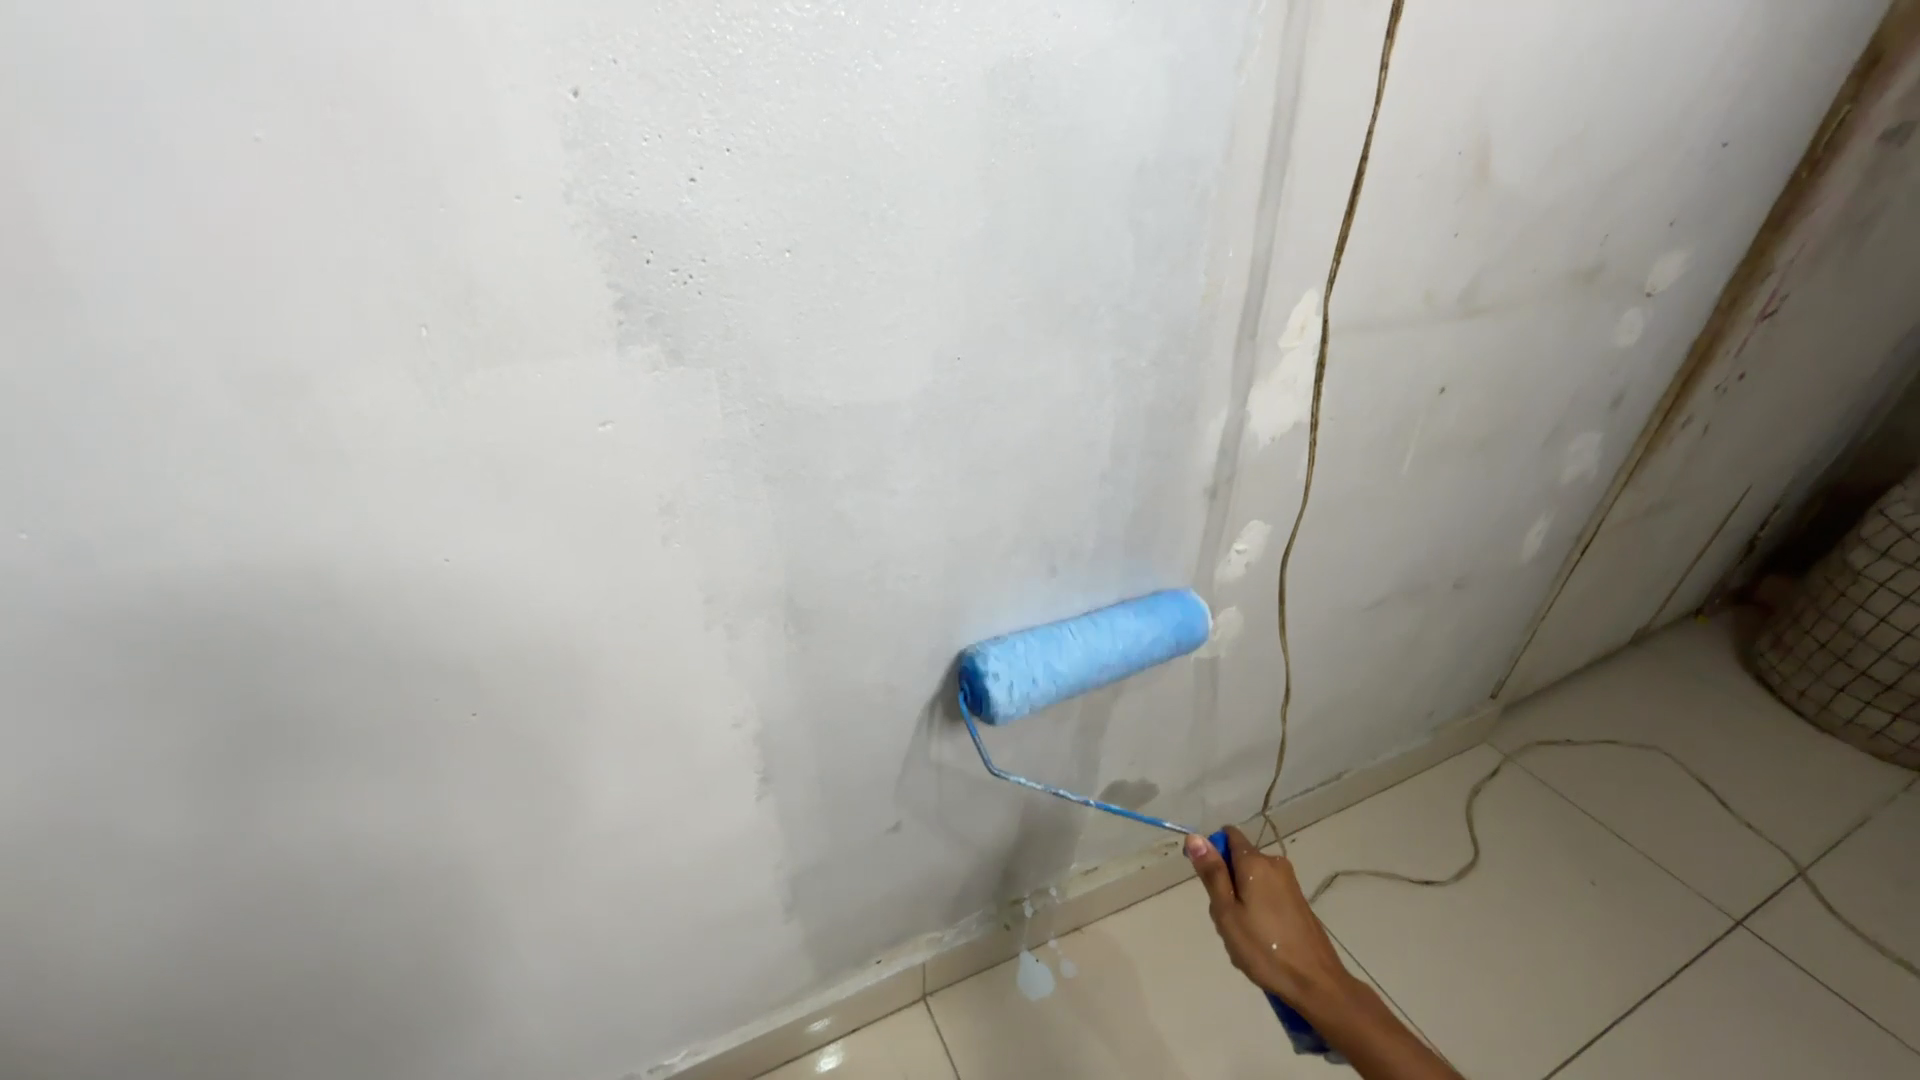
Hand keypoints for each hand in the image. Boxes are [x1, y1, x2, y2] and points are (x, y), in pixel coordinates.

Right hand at [1184, 826, 1358, 1011]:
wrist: (1316, 983)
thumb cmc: (1264, 948)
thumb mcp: (1227, 912)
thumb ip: (1212, 873)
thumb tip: (1195, 837)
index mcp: (1255, 862)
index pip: (1228, 835)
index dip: (1211, 851)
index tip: (1206, 880)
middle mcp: (1275, 864)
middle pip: (1238, 862)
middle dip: (1226, 885)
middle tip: (1226, 919)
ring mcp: (1290, 884)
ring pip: (1251, 881)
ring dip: (1240, 901)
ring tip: (1242, 935)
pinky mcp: (1298, 902)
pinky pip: (1267, 895)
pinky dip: (1257, 911)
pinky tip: (1260, 940)